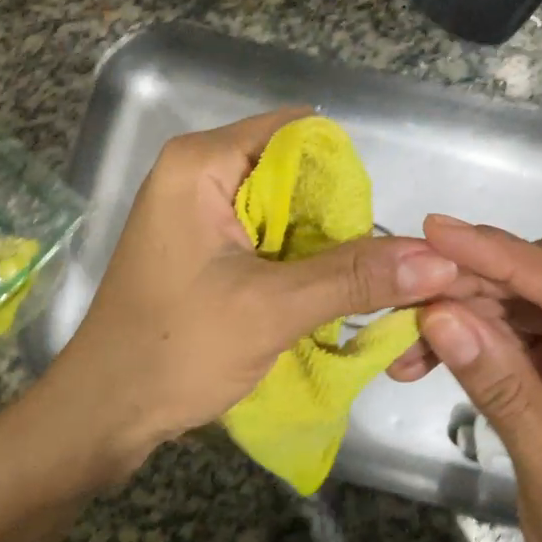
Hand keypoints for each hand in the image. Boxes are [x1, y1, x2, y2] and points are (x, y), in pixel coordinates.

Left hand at [44, 109, 465, 477]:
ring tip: (345, 283)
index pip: (295, 131)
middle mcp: (194, 168)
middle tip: (368, 262)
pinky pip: (258, 228)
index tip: (369, 223)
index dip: (341, 170)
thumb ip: (354, 277)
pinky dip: (289, 254)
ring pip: (278, 201)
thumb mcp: (272, 309)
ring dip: (313, 238)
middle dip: (331, 210)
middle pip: (288, 165)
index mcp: (201, 161)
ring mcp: (191, 203)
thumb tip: (438, 261)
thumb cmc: (177, 348)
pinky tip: (309, 291)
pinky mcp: (195, 238)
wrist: (103, 410)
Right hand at [391, 216, 541, 541]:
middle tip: (415, 281)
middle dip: (486, 280)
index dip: (511, 259)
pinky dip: (478, 342)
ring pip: (539, 309)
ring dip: (473, 309)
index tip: (441, 231)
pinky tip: (432, 354)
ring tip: (411, 324)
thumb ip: (507, 395)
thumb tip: (439, 313)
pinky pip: (527, 344)